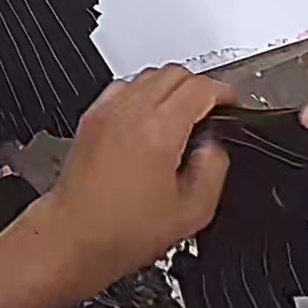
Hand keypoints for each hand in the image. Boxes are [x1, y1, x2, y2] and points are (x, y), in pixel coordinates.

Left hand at [30, 65, 233, 300]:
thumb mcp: (192, 210)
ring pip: (146, 76)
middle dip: (199, 86)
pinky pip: (121, 88)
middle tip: (211, 110)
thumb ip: (213, 168)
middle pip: (173, 73)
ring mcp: (106, 111)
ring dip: (169, 87)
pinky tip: (147, 118)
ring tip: (182, 114)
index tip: (231, 105)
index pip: (199, 87)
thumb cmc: (123, 229)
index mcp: (158, 129)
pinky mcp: (91, 117)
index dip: (223, 93)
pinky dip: (140, 93)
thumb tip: (216, 145)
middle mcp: (129, 111)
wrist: (75, 234)